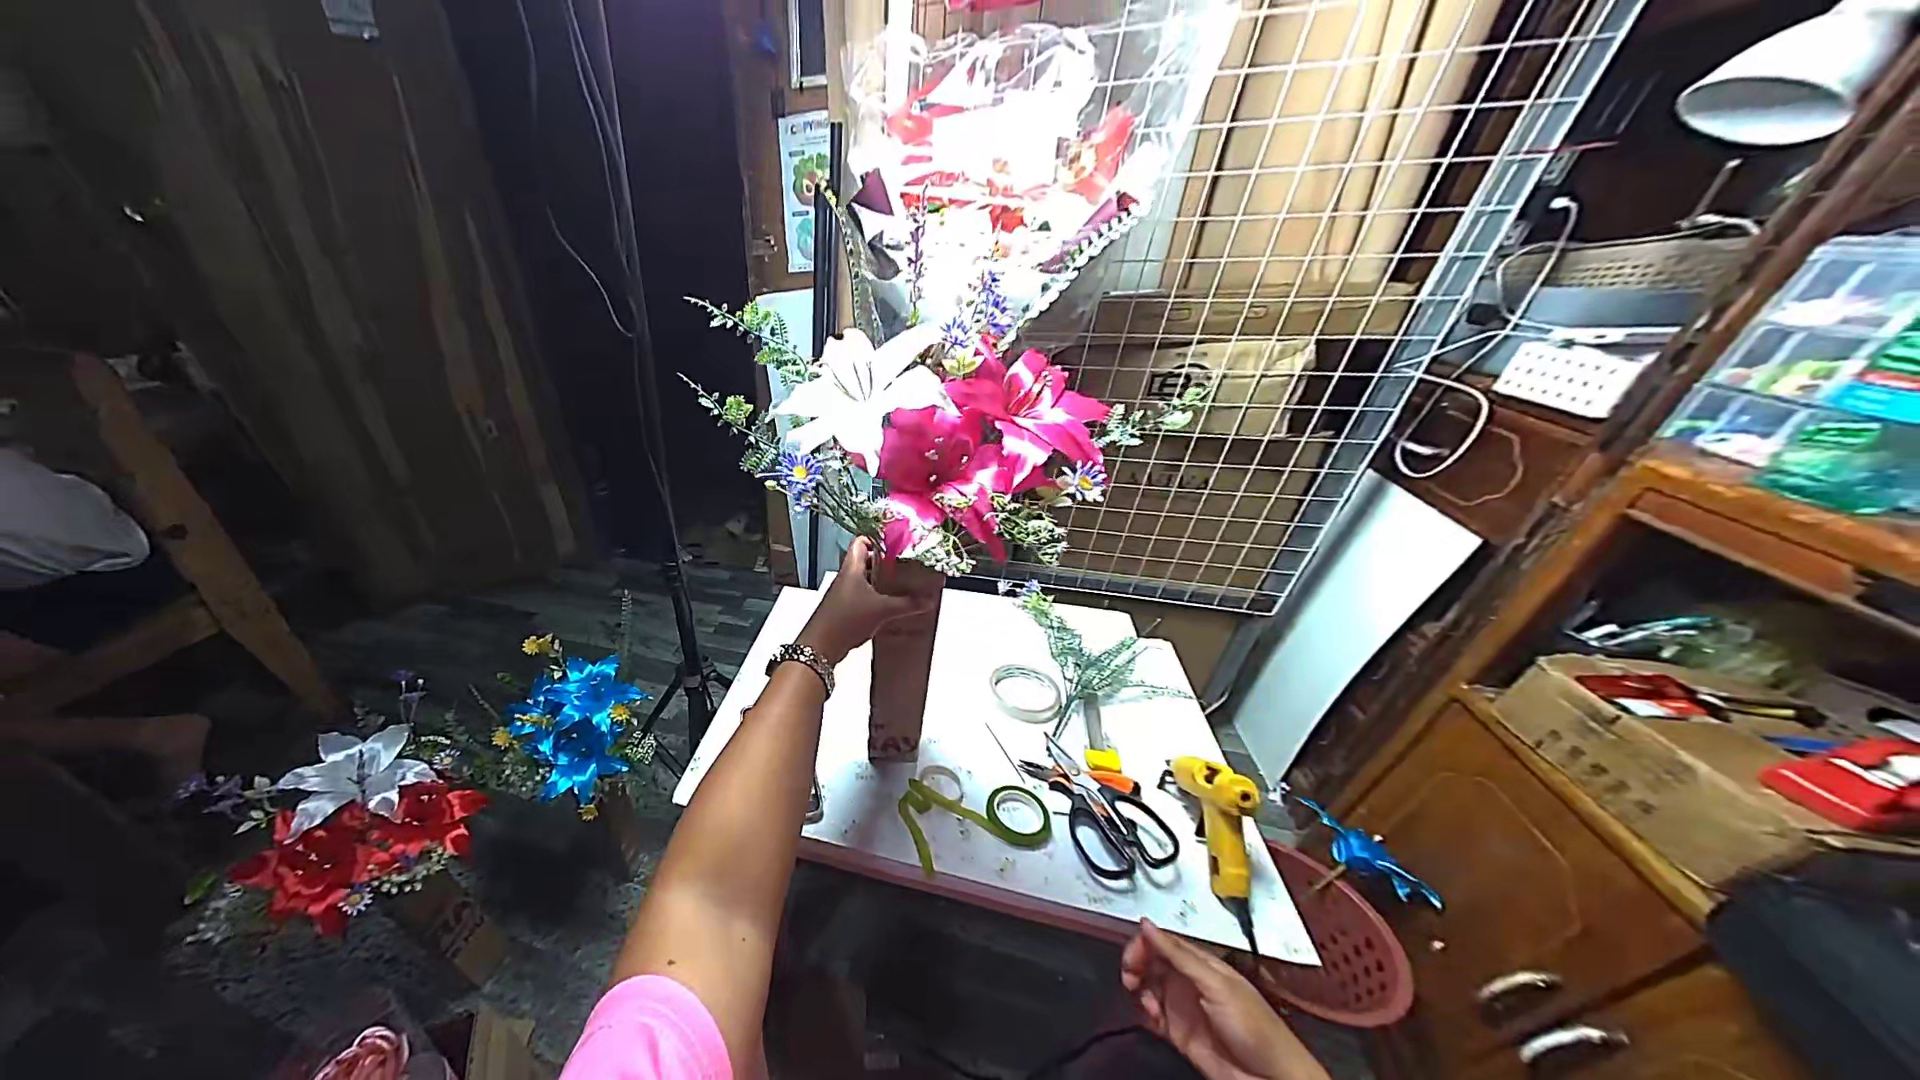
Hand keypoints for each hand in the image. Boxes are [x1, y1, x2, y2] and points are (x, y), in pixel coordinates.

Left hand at [794, 537, 934, 664]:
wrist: (821, 646)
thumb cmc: (847, 619)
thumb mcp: (882, 610)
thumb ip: (907, 604)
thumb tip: (929, 600)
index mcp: (852, 568)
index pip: (861, 541)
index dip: (878, 538)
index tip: (897, 542)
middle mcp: (847, 577)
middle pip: (865, 560)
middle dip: (885, 560)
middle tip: (905, 563)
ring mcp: (844, 592)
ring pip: (865, 578)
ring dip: (881, 579)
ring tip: (902, 582)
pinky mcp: (845, 607)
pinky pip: (863, 594)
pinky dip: (876, 595)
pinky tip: (889, 603)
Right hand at [1120, 919, 1331, 1079]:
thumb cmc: (1255, 1028)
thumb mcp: (1217, 984)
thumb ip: (1180, 955)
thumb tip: (1148, 925)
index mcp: (1201, 963)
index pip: (1164, 942)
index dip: (1144, 944)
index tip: (1133, 955)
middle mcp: (1189, 982)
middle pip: (1152, 962)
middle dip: (1136, 965)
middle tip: (1130, 977)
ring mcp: (1184, 1008)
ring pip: (1149, 987)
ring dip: (1139, 990)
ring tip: (1146, 1002)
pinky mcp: (1180, 1034)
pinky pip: (1152, 1017)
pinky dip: (1144, 1013)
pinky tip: (1150, 1016)